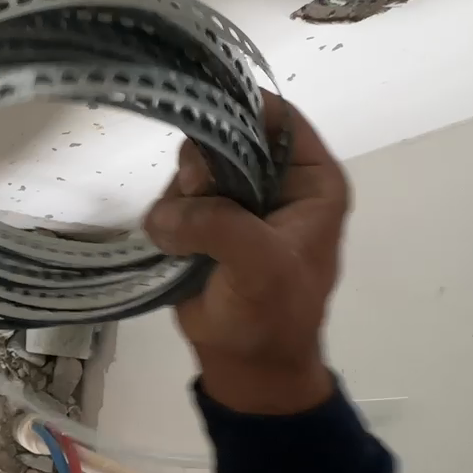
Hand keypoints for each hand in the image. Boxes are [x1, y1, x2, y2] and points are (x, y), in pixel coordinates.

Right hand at [143, 96, 350, 414]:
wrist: (245, 362)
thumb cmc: (272, 313)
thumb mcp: (260, 265)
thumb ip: (220, 224)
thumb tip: (167, 215)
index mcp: (308, 183)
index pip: (279, 119)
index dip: (242, 109)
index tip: (201, 118)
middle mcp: (271, 184)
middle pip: (223, 138)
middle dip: (201, 166)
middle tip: (198, 194)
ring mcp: (232, 203)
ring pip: (189, 170)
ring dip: (179, 201)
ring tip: (187, 238)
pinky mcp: (198, 224)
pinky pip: (168, 200)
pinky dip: (163, 221)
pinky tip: (174, 247)